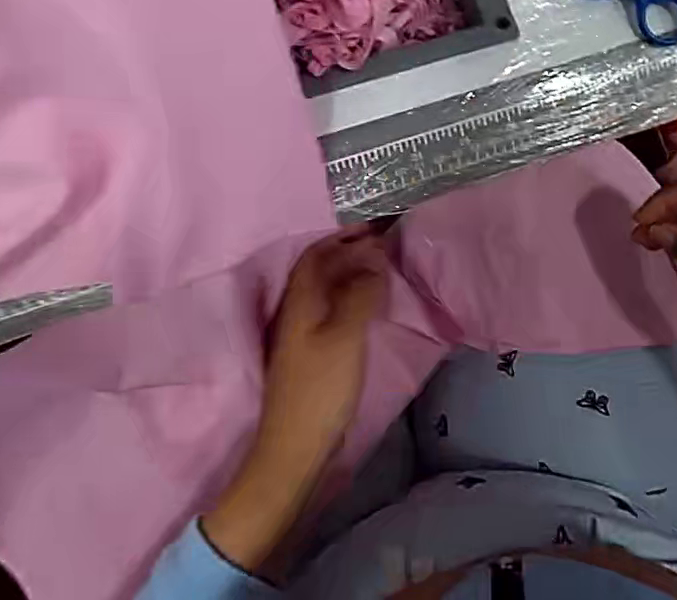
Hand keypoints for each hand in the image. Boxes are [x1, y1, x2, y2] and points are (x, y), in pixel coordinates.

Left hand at [204, 227, 388, 574]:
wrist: (295, 450)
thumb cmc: (321, 388)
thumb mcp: (346, 336)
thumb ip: (360, 293)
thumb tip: (374, 258)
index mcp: (300, 301)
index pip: (318, 254)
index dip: (344, 237)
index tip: (374, 226)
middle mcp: (296, 311)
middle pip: (320, 269)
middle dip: (348, 250)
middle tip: (382, 241)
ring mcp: (302, 333)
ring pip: (326, 288)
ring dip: (350, 271)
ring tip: (380, 265)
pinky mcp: (312, 352)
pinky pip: (332, 307)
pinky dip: (351, 293)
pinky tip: (369, 301)